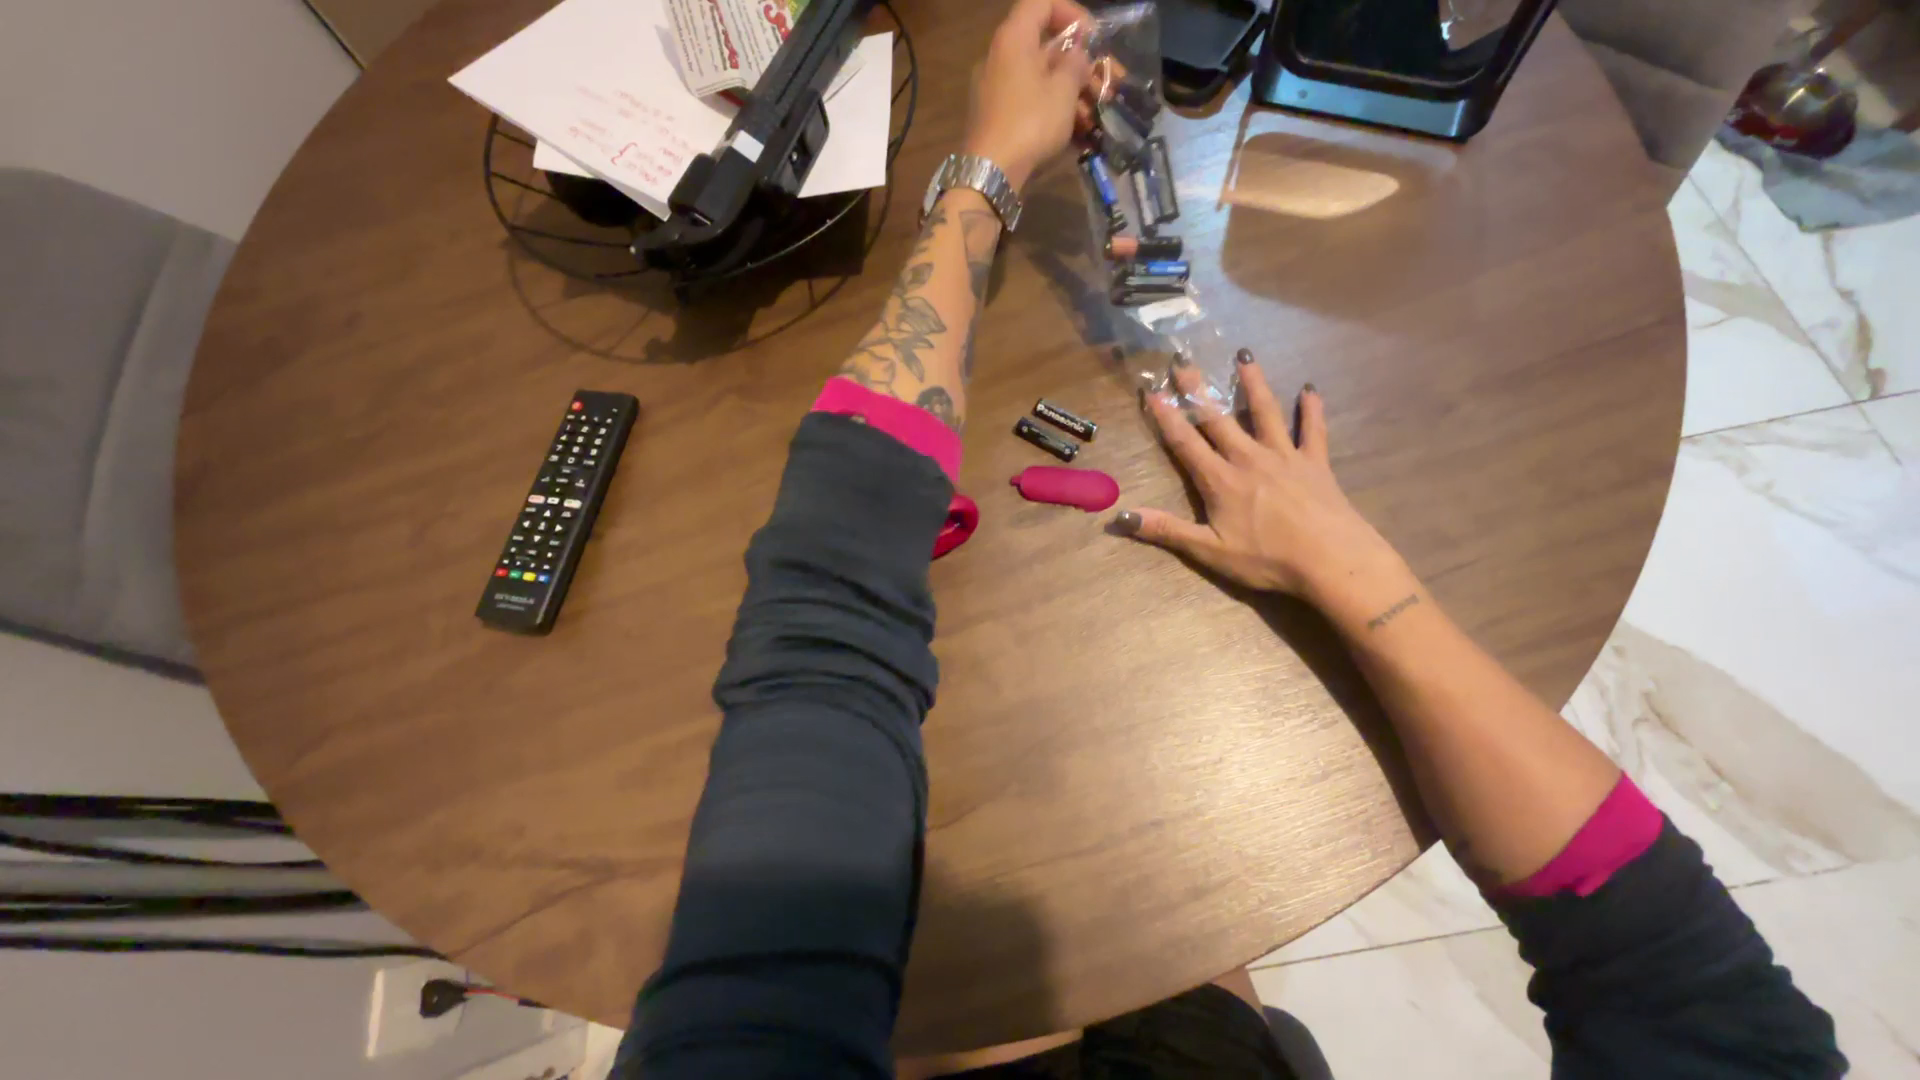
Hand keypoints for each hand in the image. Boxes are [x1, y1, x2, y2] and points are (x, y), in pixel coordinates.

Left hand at [963, 0, 1093, 190]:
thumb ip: (1076, 64)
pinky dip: (1054, 112)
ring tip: (1097, 114)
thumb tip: (1077, 54)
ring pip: (1041, 80)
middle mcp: (1000, 58)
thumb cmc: (1030, 123)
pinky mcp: (997, 119)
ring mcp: (996, 91)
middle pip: (1045, 48)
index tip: (1093, 37)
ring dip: (1073, 93)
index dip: (1072, 13)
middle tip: (1107, 82)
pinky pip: (1030, 104)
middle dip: (1080, 65)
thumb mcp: (1063, 90)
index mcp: (1013, 39)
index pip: (1042, 4)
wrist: (991, 174)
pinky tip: (1079, 132)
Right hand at [1116, 351, 1415, 617]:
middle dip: (1198, 390)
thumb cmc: (1267, 559)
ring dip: (1253, 384)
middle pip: (1218, 418)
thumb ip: (1166, 530)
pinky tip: (1310, 390)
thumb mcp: (1209, 550)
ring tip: (1244, 356)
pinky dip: (1311, 409)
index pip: (1186, 442)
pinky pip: (1313, 430)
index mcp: (1220, 480)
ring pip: (1265, 412)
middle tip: (1183, 361)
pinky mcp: (1315, 462)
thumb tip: (1120, 516)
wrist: (1331, 560)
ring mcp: (1285, 456)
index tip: (1151, 391)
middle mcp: (1249, 458)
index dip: (1166, 417)